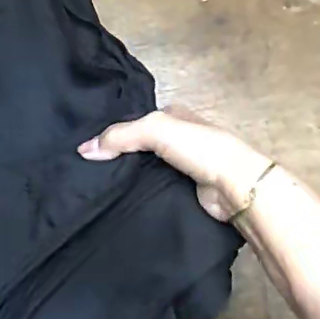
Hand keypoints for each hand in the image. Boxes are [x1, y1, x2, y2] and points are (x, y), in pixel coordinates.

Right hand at [78, 108, 276, 221]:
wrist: (235, 186)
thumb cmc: (199, 148)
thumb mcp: (155, 129)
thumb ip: (120, 136)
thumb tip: (83, 150)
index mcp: (174, 115)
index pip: (136, 120)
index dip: (112, 131)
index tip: (85, 147)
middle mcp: (179, 138)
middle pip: (139, 147)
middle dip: (117, 156)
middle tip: (84, 171)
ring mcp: (182, 166)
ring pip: (146, 170)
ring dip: (127, 178)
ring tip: (93, 189)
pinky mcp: (185, 191)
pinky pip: (154, 190)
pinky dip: (139, 194)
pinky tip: (117, 203)